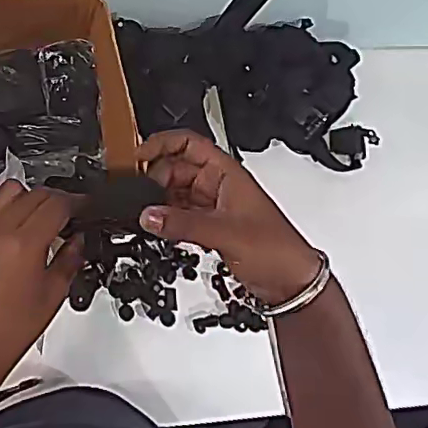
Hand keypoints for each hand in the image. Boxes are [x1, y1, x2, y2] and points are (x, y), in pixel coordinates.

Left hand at [0, 181, 83, 385]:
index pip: (58, 203)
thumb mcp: (55, 292)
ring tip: (41, 213)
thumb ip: (72, 258)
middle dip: (59, 199)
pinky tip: (16, 215)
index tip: (84, 207)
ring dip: (32, 195)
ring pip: (13, 189)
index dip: (77, 202)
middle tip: (69, 215)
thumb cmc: (11, 327)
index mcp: (25, 245)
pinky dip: (6, 200)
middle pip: (38, 192)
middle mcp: (1, 232)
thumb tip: (80, 238)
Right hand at [136, 130, 322, 306]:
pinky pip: (179, 215)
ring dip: (158, 201)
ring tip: (143, 213)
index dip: (161, 144)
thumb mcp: (225, 232)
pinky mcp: (209, 227)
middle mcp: (217, 184)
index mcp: (225, 171)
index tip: (138, 157)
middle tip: (136, 193)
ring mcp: (212, 206)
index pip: (188, 143)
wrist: (291, 283)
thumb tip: (149, 215)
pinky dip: (166, 220)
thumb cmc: (276, 249)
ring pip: (175, 193)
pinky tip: (157, 228)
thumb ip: (183, 223)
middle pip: (175, 168)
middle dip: (154, 178)